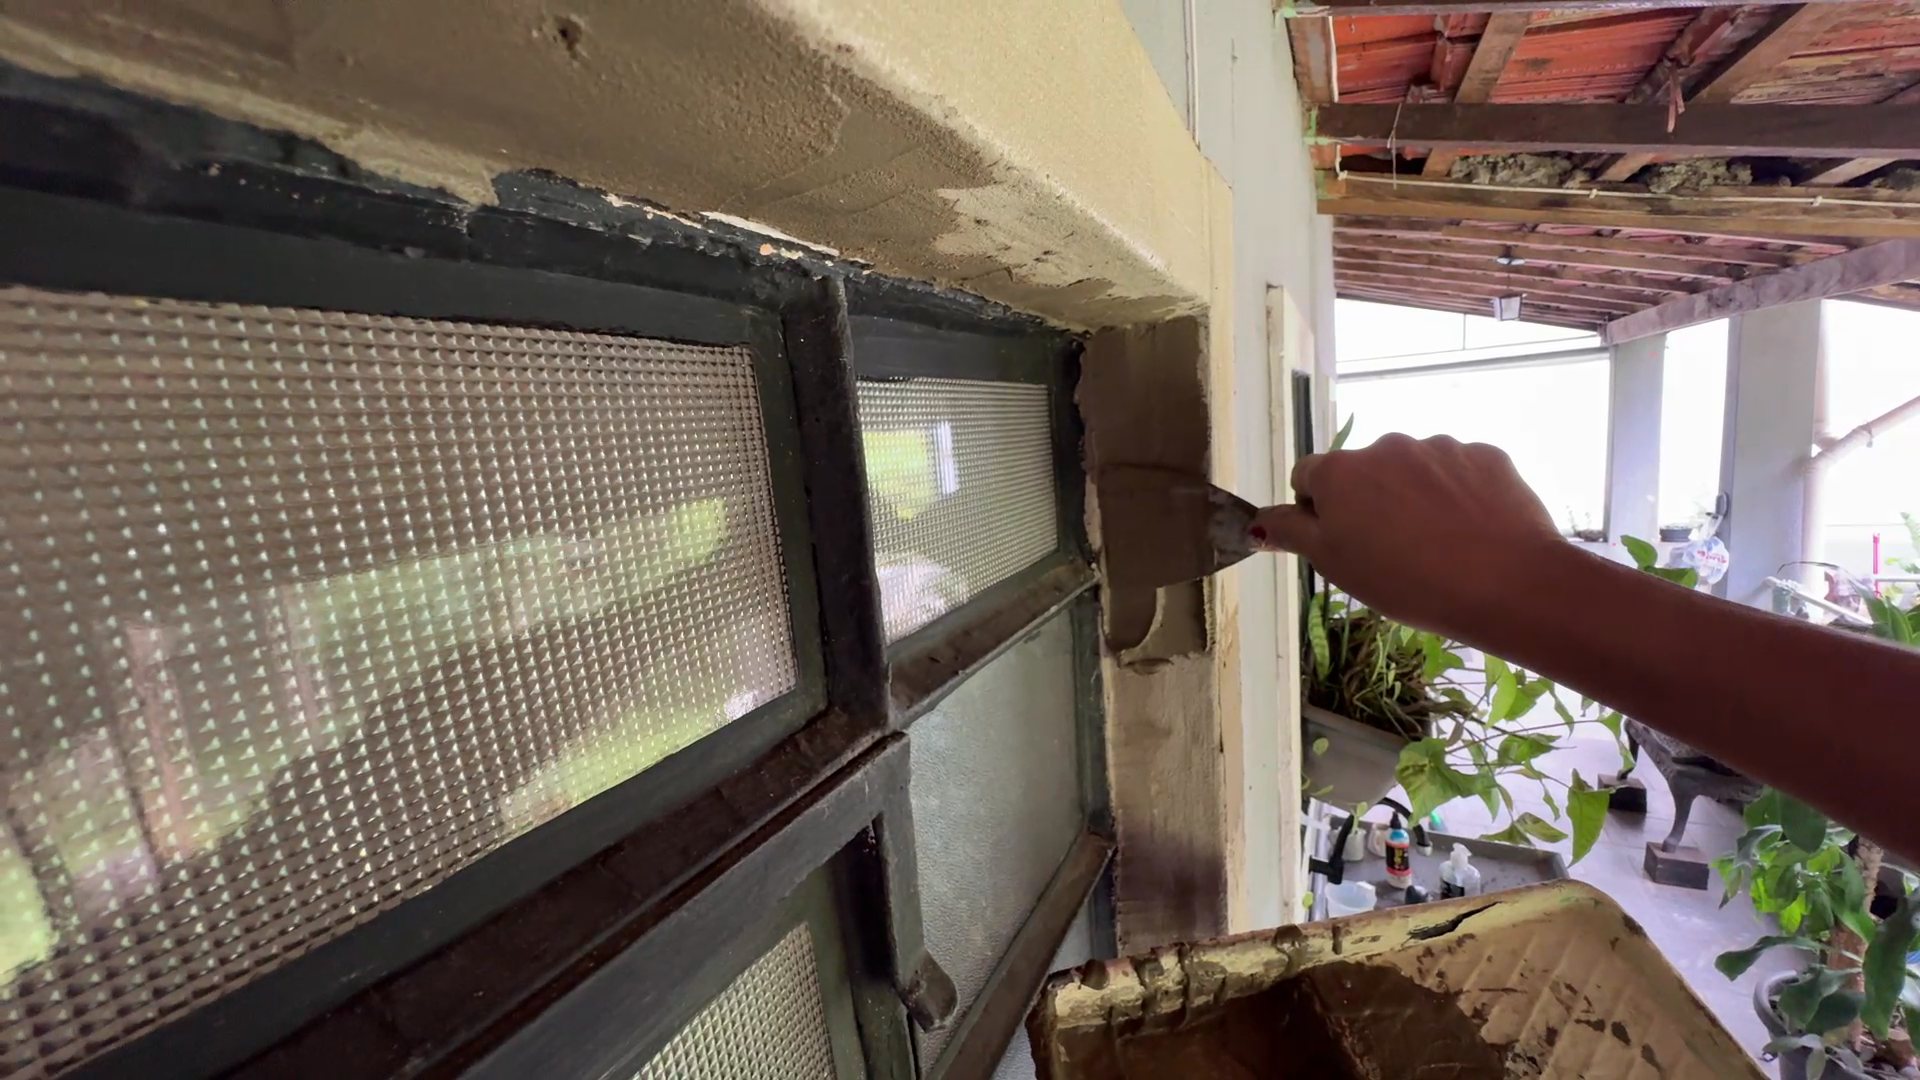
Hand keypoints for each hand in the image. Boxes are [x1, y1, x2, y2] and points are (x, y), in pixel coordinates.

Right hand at [1251, 434, 1567, 641]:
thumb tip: (1256, 522)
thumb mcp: (1330, 562)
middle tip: (1386, 549)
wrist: (1505, 583)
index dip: (1316, 510)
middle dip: (1365, 500)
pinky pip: (1456, 471)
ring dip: (1409, 496)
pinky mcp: (1486, 455)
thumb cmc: (1400, 577)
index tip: (1340, 542)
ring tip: (1432, 542)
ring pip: (1409, 470)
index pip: (1307, 477)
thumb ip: (1288, 532)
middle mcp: (1384, 446)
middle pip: (1360, 472)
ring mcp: (1439, 446)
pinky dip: (1453, 494)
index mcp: (1339, 471)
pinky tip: (1466, 530)